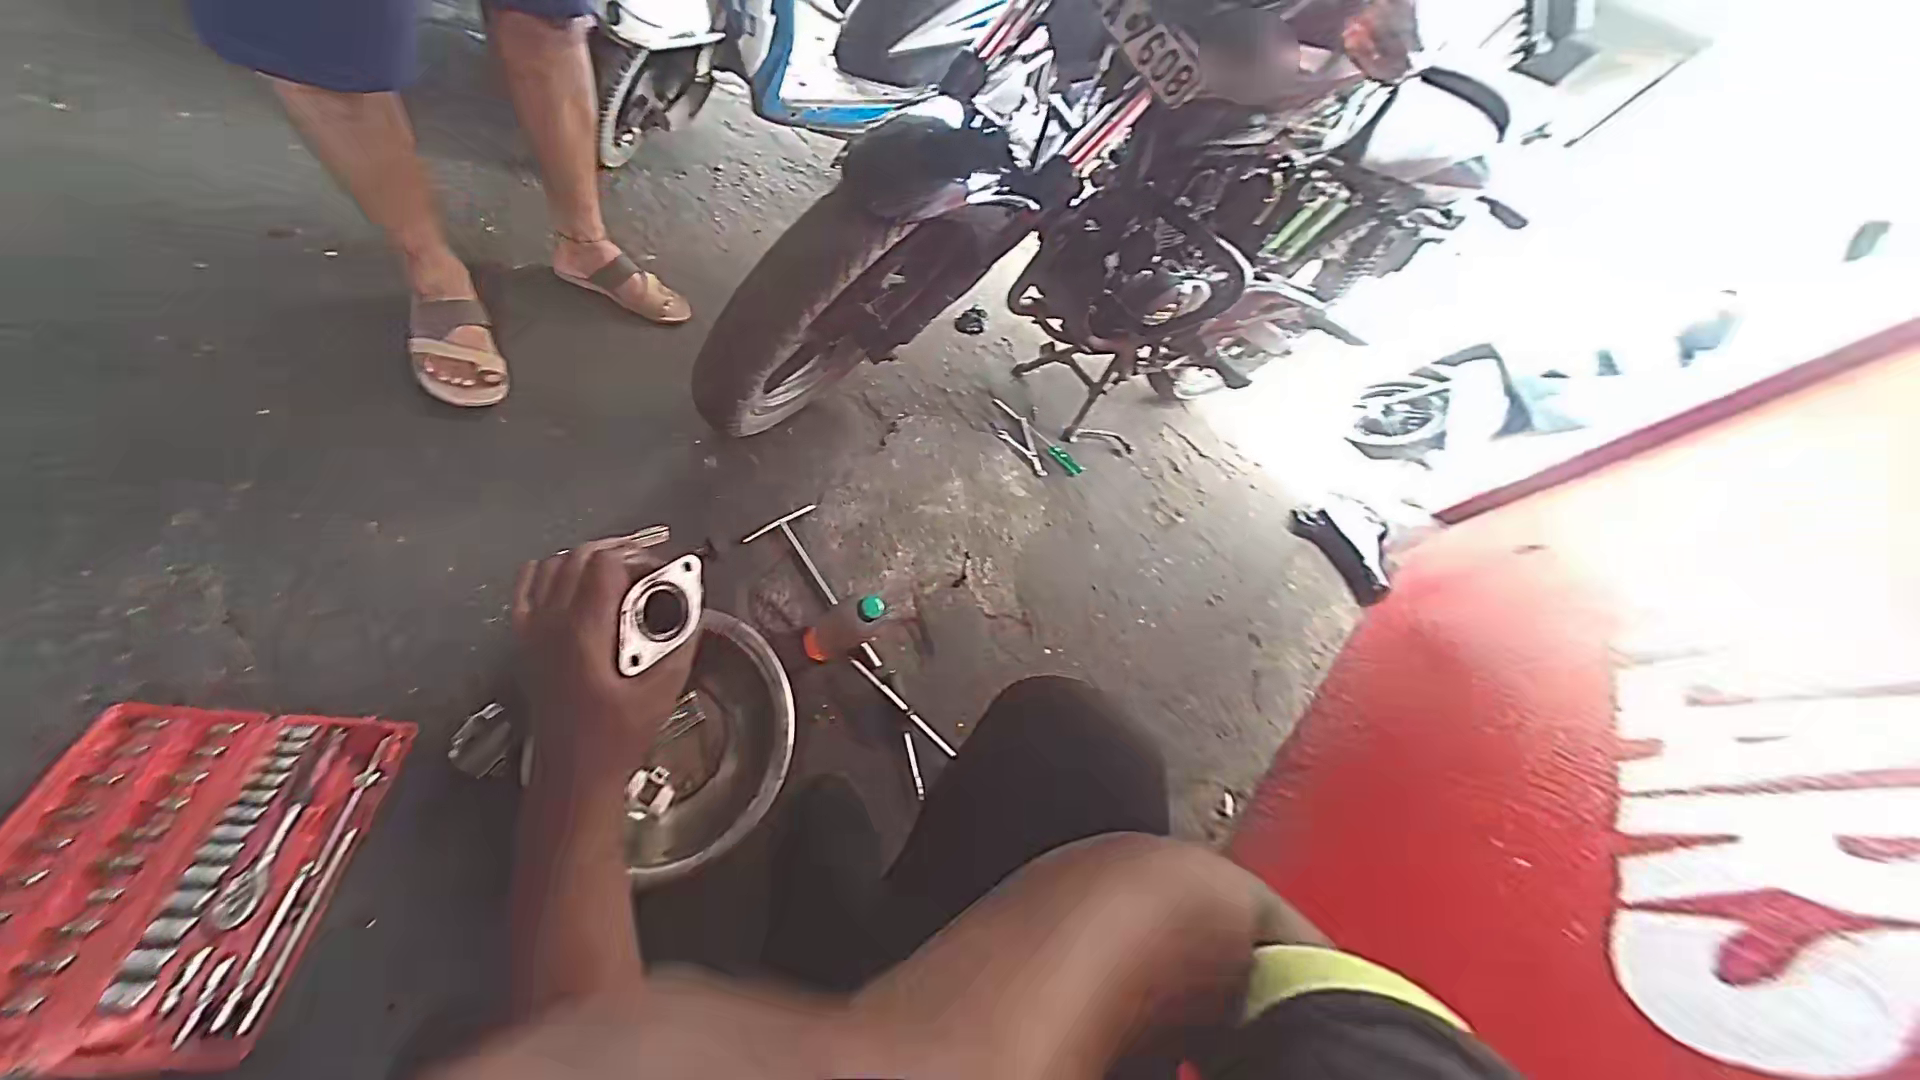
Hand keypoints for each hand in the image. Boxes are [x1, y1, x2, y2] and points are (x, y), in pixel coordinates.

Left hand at [512, 539, 697, 775]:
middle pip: (581, 556)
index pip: (607, 564)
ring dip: (592, 558)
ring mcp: (532, 631)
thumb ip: (681, 641)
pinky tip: (577, 581)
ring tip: (626, 569)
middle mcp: (550, 624)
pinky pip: (530, 587)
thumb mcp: (663, 690)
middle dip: (623, 550)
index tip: (668, 573)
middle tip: (655, 565)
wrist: (572, 774)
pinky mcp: (527, 642)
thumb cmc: (614, 738)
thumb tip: (692, 607)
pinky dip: (554, 571)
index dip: (643, 557)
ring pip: (555, 564)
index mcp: (582, 632)